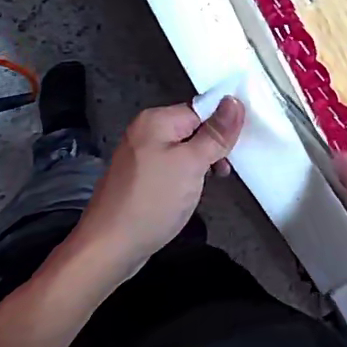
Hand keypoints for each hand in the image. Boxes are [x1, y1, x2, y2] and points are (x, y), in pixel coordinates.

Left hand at [68, 97, 244, 279]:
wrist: (111, 246)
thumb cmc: (152, 201)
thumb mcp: (192, 164)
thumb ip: (215, 133)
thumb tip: (234, 101)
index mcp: (156, 119)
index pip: (201, 110)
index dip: (221, 127)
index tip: (236, 149)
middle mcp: (145, 131)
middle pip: (192, 129)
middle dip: (212, 148)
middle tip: (224, 170)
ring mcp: (141, 156)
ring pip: (184, 151)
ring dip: (201, 165)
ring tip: (209, 184)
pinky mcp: (141, 178)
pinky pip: (171, 168)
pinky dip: (186, 178)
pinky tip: (190, 194)